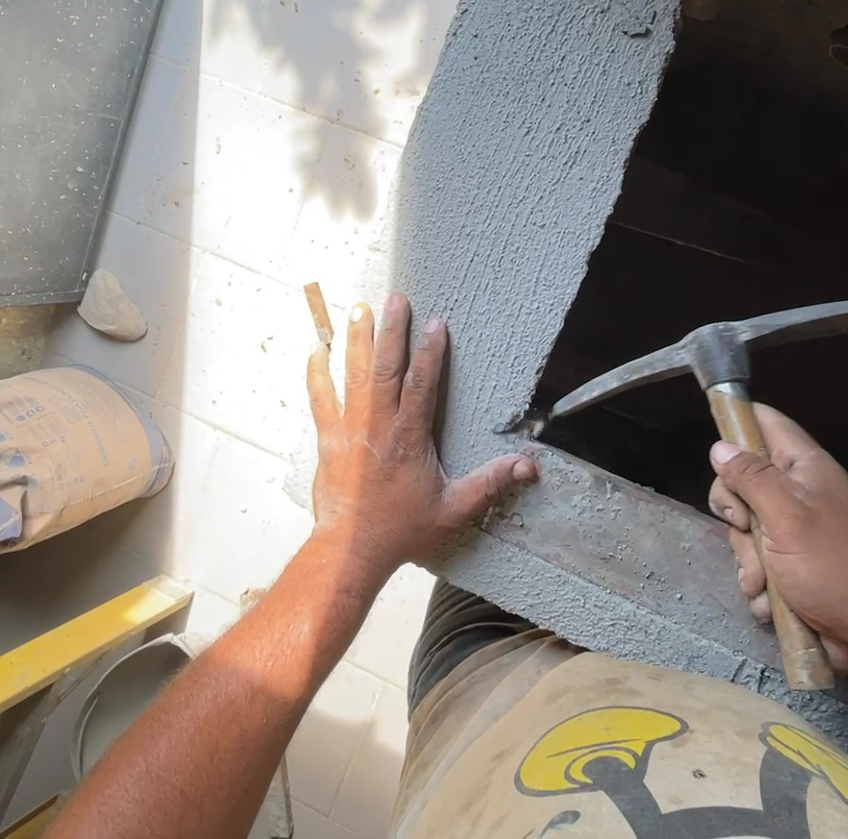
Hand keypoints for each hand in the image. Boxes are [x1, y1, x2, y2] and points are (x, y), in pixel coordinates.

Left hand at [306, 293, 536, 582]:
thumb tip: (529, 467)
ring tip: (360, 308)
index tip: (436, 322)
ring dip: (356, 339)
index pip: (421, 384)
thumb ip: (491, 483)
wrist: (350, 549)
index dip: (430, 352)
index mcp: (409, 437)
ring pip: (352, 374)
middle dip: (391, 330)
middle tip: (396, 299)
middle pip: (384, 367)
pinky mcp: (328, 438)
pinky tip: (317, 349)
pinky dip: (318, 372)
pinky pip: (320, 397)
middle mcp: (377, 425)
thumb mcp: (454, 508)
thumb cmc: (402, 529)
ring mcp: (349, 429)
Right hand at [707, 404, 847, 679]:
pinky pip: (758, 559)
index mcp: (807, 468)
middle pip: (744, 479)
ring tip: (764, 582)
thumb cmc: (834, 569)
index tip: (714, 446)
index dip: (739, 423)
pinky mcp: (793, 563)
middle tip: (745, 527)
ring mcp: (797, 529)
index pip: (767, 423)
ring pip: (746, 525)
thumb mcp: (786, 517)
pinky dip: (760, 581)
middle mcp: (801, 492)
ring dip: (747, 557)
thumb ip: (751, 478)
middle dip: (735, 511)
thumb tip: (720, 446)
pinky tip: (770, 599)